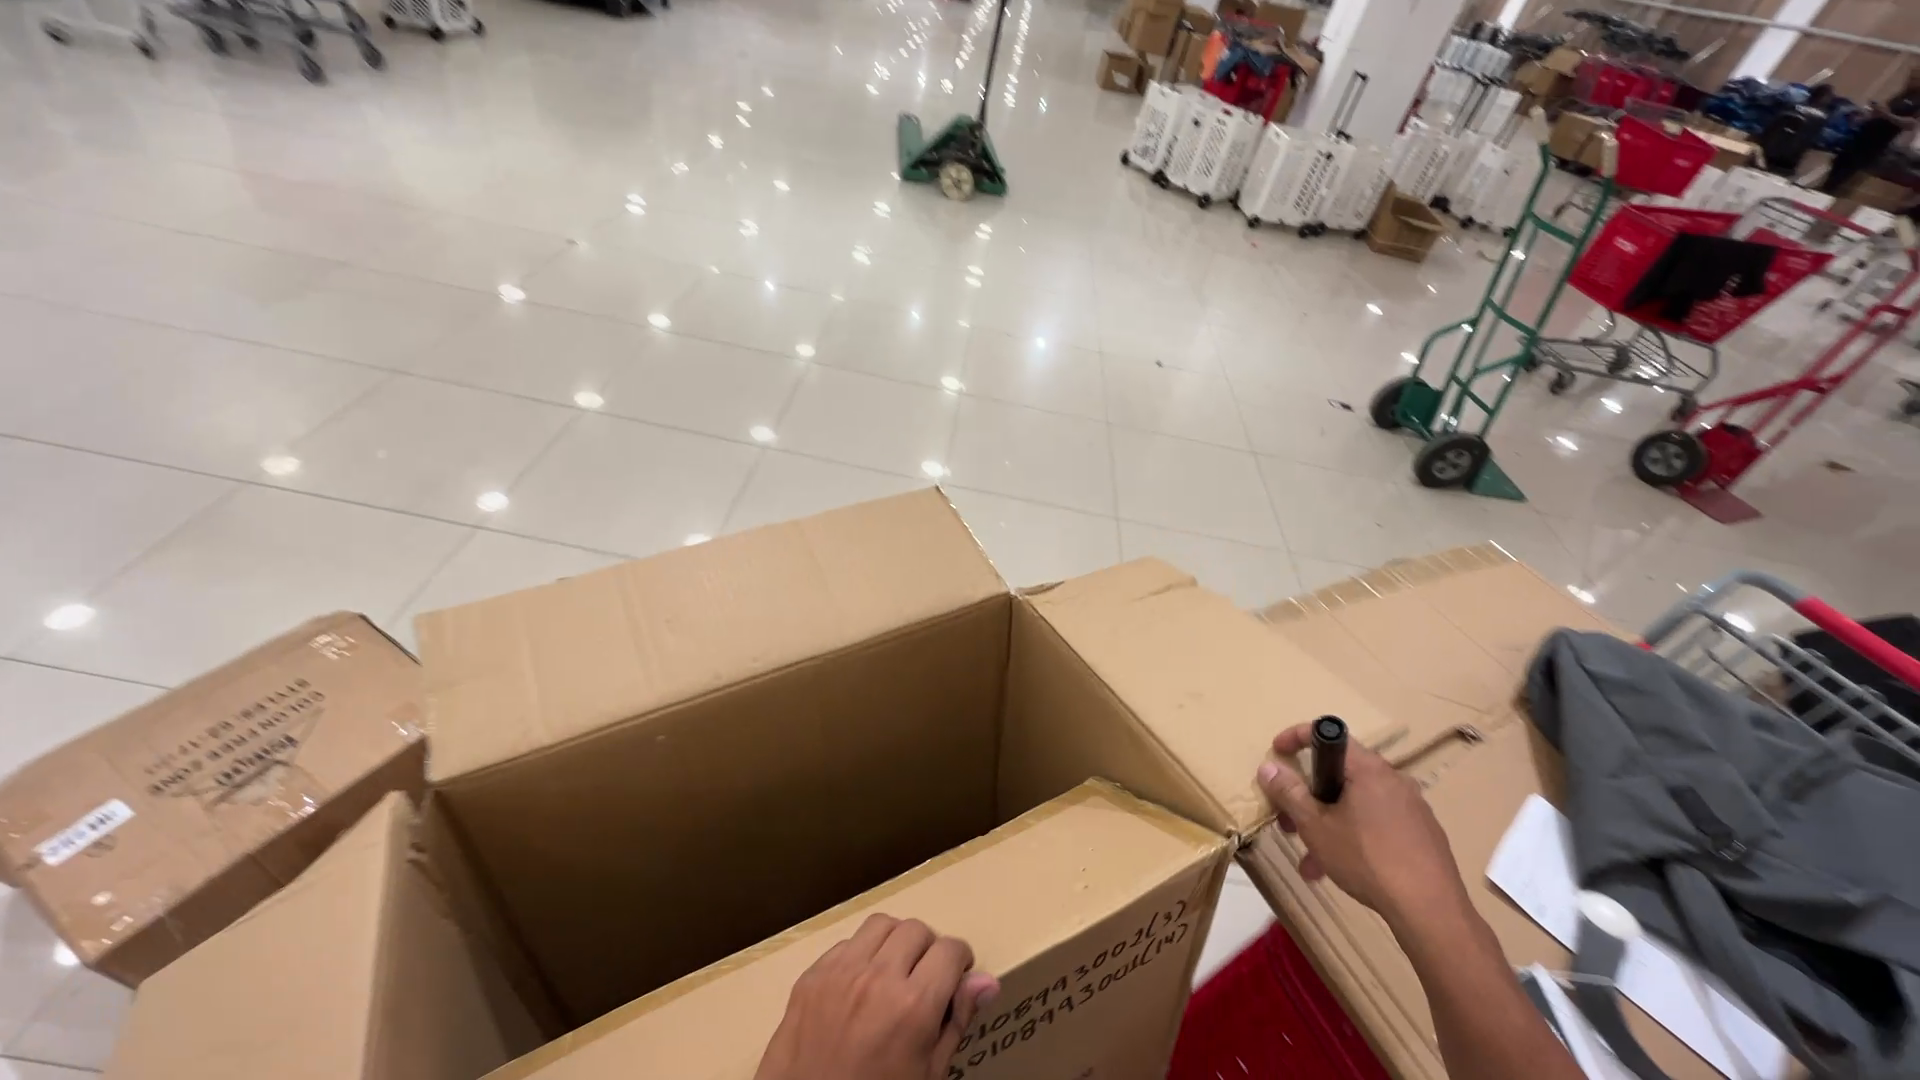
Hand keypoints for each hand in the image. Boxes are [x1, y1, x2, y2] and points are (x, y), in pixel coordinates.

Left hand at [754, 914, 1000, 1079]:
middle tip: (925, 977)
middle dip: (928, 949)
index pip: (951, 949)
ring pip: (881, 924)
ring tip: (894, 972)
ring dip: (894, 942)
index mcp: (913, 1006)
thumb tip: (987, 981)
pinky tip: (860, 986)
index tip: (956, 977)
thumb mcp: (928, 1074)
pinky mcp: (811, 976)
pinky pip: (845, 944)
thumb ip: (957, 1021)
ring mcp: (840, 973)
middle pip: (917, 928)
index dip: (960, 961)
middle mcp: (877, 979)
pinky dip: (859, 956)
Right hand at [1256, 724, 1468, 925]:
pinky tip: (1343, 870)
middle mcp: (1393, 780)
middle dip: (1308, 798)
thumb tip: (1268, 767)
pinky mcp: (1422, 833)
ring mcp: (1412, 807)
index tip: (1276, 752)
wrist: (1430, 910)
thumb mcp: (1316, 826)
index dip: (1296, 737)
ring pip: (1356, 805)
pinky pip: (1377, 823)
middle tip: (1288, 822)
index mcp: (1369, 769)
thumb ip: (1289, 793)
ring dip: (1327, 826)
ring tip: (1311, 863)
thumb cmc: (1367, 859)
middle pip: (1340, 775)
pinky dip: (1353, 836)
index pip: (1329, 734)